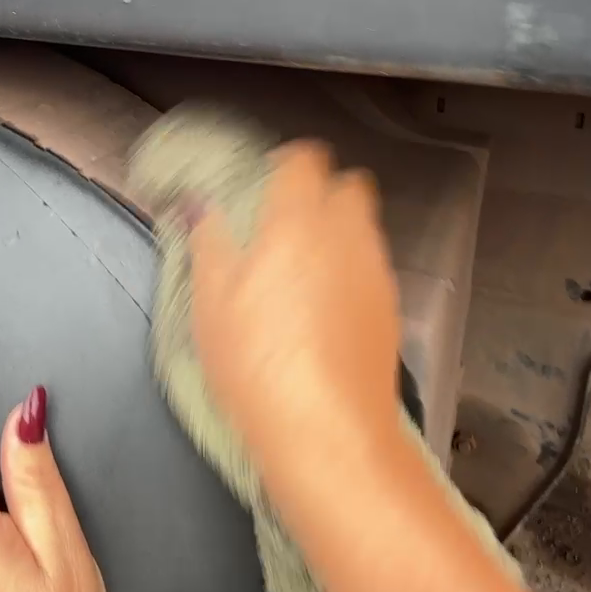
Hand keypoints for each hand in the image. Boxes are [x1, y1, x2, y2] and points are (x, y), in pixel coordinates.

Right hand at [187, 141, 403, 462]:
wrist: (328, 431)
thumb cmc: (260, 365)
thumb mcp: (211, 300)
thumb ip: (208, 240)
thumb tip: (200, 205)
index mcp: (297, 222)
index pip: (306, 160)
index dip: (286, 163)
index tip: (266, 181)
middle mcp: (345, 236)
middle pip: (348, 183)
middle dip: (322, 189)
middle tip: (285, 218)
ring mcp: (374, 271)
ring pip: (363, 224)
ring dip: (338, 228)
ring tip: (302, 266)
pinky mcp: (390, 306)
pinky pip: (372, 264)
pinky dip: (352, 267)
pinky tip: (325, 304)